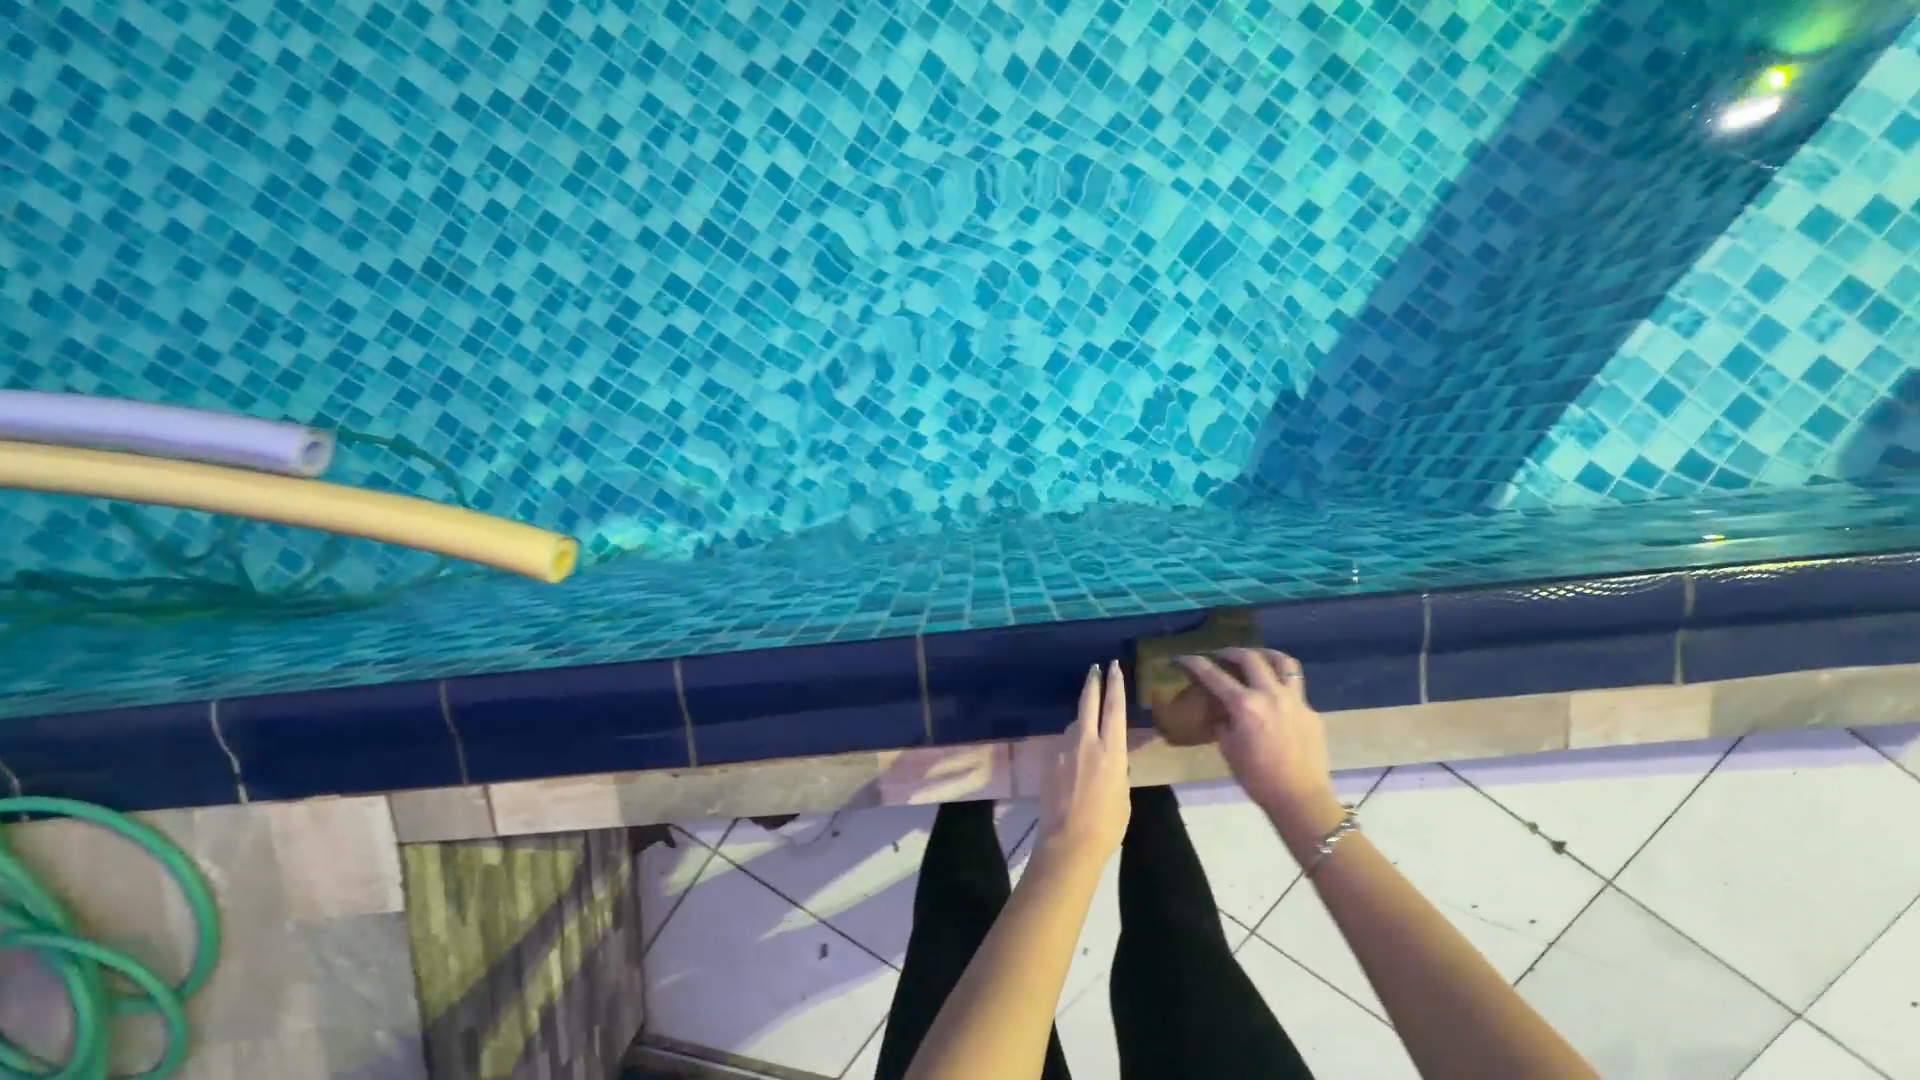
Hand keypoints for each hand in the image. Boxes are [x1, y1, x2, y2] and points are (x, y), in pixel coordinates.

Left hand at [1035, 661, 1130, 864]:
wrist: (1069, 842)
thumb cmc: (1107, 824)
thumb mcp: (1123, 794)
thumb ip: (1117, 769)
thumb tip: (1113, 758)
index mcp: (1111, 750)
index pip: (1114, 708)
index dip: (1115, 685)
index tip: (1114, 668)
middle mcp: (1086, 743)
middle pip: (1088, 702)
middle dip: (1093, 682)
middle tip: (1096, 668)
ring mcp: (1063, 750)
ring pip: (1074, 726)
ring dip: (1082, 726)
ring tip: (1090, 744)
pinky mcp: (1048, 761)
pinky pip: (1063, 746)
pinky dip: (1071, 748)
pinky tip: (1073, 765)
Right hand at [1175, 649, 1337, 828]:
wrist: (1300, 797)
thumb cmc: (1257, 778)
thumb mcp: (1229, 750)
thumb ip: (1224, 725)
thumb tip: (1223, 715)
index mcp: (1245, 706)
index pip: (1215, 676)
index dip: (1196, 663)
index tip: (1185, 657)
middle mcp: (1270, 695)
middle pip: (1251, 659)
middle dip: (1232, 652)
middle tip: (1223, 654)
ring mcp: (1296, 701)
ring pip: (1284, 663)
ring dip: (1267, 655)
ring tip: (1258, 657)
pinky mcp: (1311, 712)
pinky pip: (1296, 689)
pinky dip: (1282, 685)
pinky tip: (1276, 698)